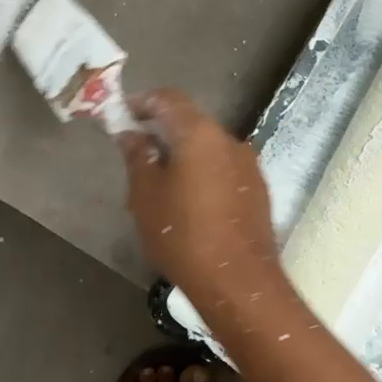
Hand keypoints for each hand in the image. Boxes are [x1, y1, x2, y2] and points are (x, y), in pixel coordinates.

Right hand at [117, 89, 284, 306]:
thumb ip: (137, 157)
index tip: (123, 116)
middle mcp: (230, 142)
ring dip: (184, 156)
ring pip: (209, 150)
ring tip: (160, 184)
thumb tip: (132, 134)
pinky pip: (223, 172)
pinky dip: (203, 176)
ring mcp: (249, 167)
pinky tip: (188, 204)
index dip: (143, 102)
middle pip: (192, 123)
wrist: (238, 283)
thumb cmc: (183, 236)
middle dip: (163, 132)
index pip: (169, 98)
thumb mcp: (146, 197)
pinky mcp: (258, 193)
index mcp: (200, 134)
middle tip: (137, 153)